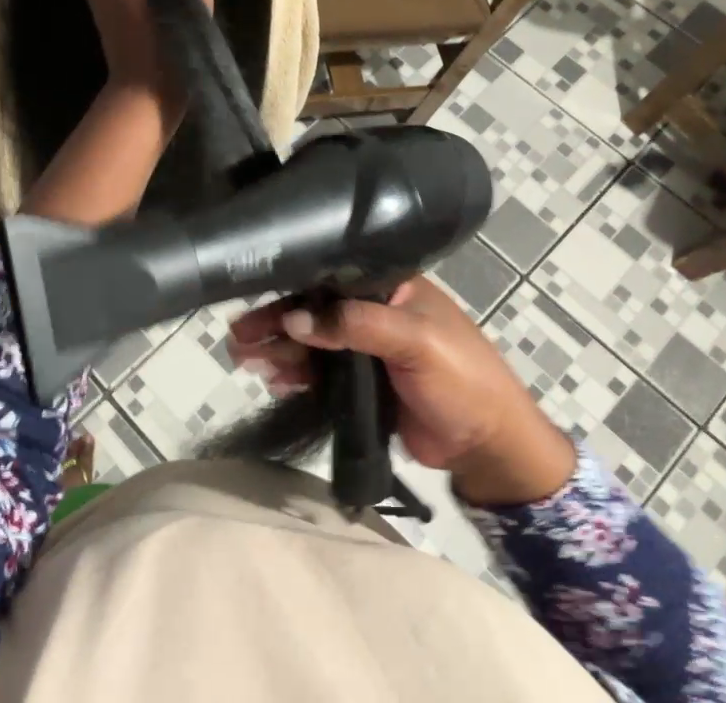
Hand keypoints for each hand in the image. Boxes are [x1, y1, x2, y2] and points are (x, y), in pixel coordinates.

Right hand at [227, 276, 576, 505]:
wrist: (488, 447)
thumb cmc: (463, 381)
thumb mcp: (415, 342)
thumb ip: (354, 325)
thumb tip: (293, 319)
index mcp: (393, 289)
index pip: (331, 279)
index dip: (290, 289)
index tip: (251, 302)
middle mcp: (375, 312)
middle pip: (313, 311)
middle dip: (275, 324)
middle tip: (237, 339)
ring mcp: (366, 349)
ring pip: (311, 342)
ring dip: (278, 350)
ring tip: (244, 361)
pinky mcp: (360, 383)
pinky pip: (318, 373)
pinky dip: (294, 375)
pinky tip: (274, 382)